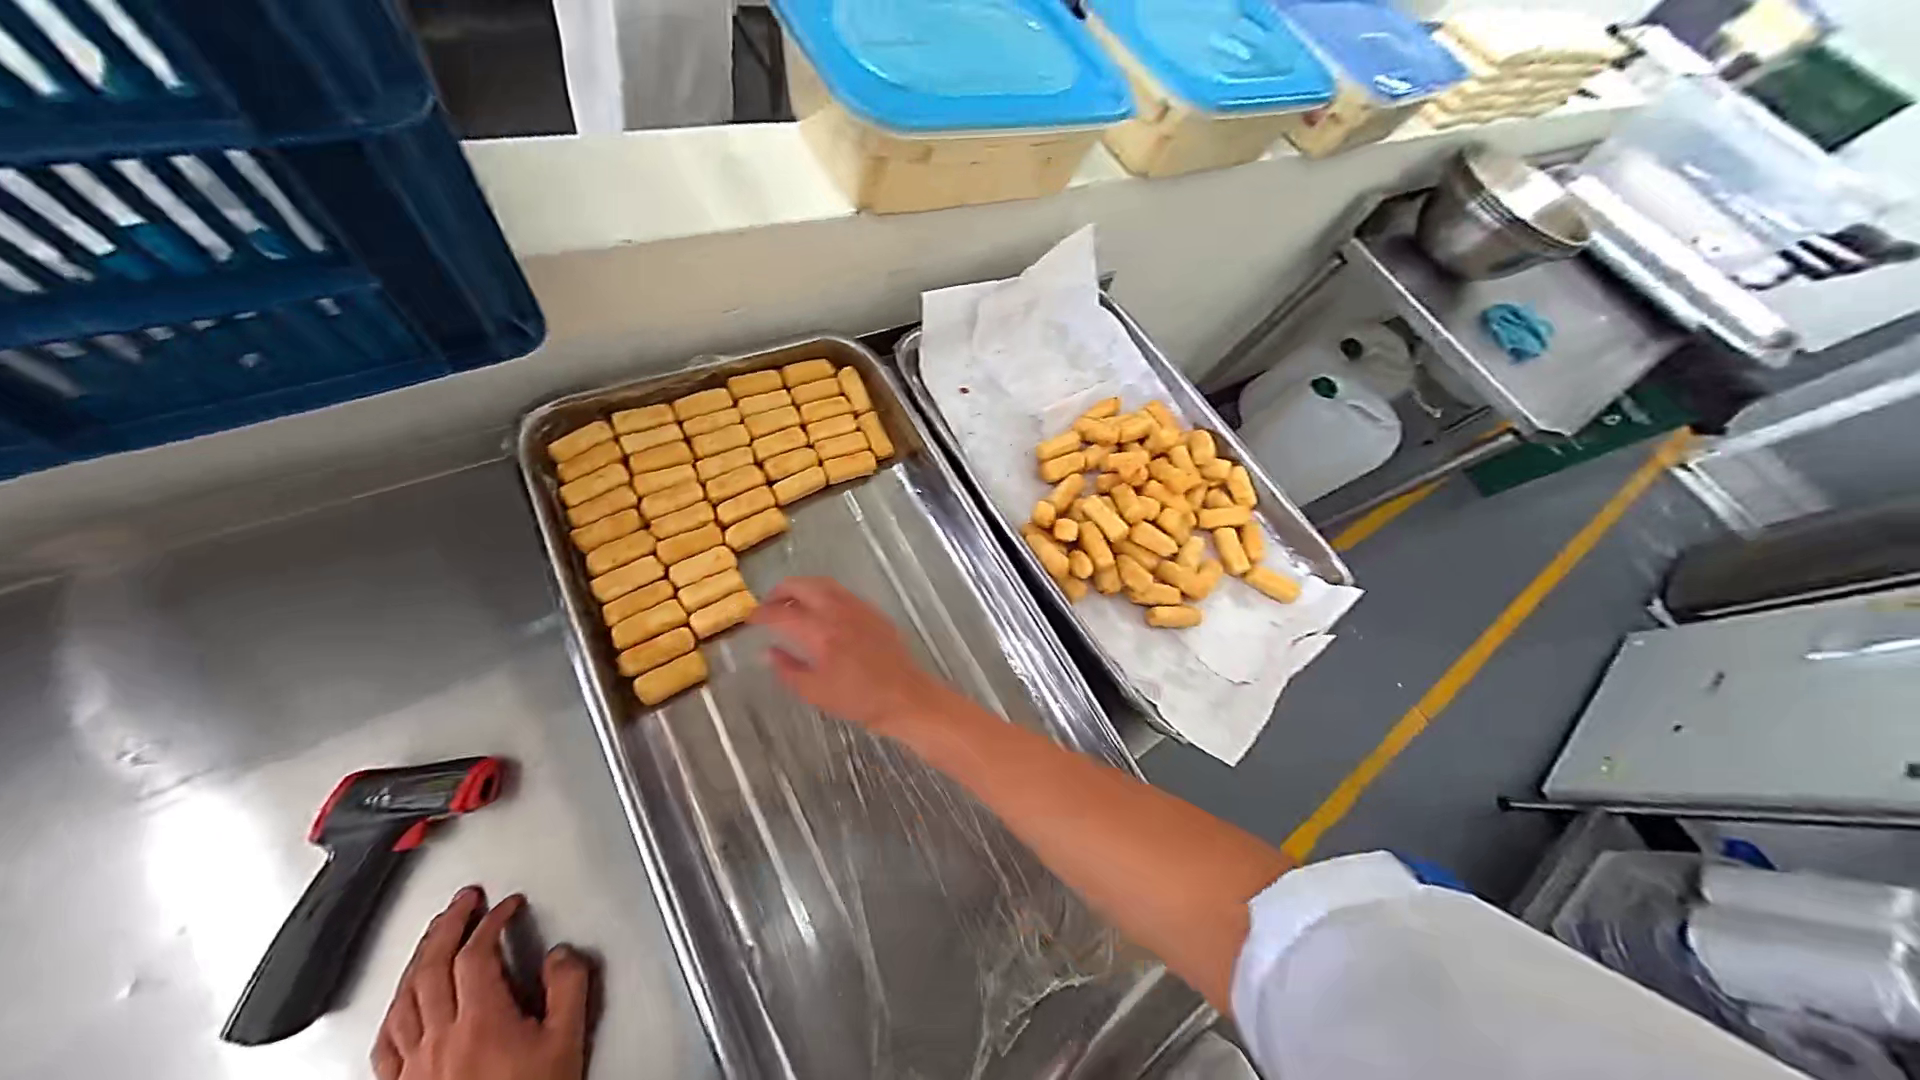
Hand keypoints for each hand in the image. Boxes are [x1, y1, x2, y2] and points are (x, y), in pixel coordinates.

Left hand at [372, 888, 590, 1079]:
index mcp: (482, 1023)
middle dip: (449, 925)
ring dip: (419, 957)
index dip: (493, 921)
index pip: (477, 955)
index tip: (508, 906)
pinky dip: (395, 1007)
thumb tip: (560, 954)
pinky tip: (402, 999)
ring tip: (435, 934)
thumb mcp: (569, 1040)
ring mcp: (415, 1068)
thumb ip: (569, 987)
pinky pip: (387, 1040)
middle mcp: (440, 1041)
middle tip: (465, 901)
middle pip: (432, 968)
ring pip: (403, 999)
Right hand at [750, 577, 956, 736]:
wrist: (905, 697)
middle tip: (768, 603)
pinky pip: (843, 592)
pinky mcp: (874, 612)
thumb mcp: (814, 692)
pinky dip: (824, 593)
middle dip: (781, 590)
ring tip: (792, 603)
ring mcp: (859, 608)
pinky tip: (822, 610)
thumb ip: (787, 669)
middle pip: (804, 585)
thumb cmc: (859, 700)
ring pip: (825, 584)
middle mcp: (839, 612)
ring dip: (803, 587)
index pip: (783, 614)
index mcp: (821, 633)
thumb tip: (769, 652)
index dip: (762, 614)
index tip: (751, 619)